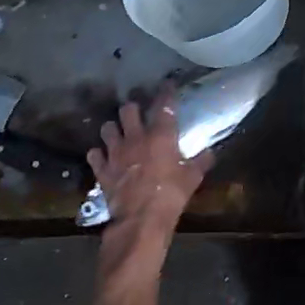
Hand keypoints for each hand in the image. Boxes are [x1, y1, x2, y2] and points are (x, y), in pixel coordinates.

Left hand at [87, 93, 213, 232]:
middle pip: (127, 110)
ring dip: (113, 129)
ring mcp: (116, 152)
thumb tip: (210, 153)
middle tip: (136, 113)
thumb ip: (200, 162)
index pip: (164, 106)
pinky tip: (103, 157)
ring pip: (107, 128)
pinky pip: (95, 154)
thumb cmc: (171, 195)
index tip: (167, 85)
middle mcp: (135, 138)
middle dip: (132, 108)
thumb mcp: (192, 178)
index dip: (165, 92)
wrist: (141, 219)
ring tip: (118, 133)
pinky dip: (98, 154)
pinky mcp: (103, 169)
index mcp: (160, 136)